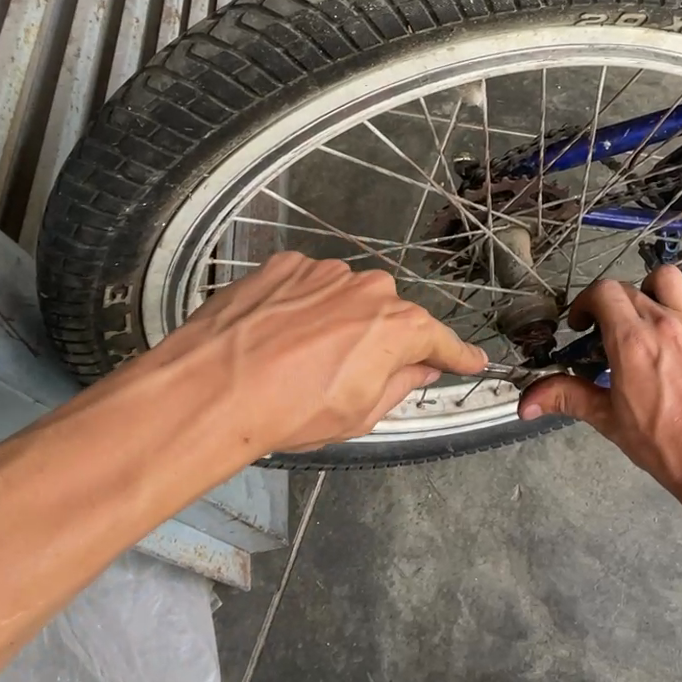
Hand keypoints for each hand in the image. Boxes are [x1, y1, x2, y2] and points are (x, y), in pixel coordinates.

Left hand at [146, 252, 486, 453]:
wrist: (208, 391)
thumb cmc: (291, 413)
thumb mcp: (358, 416)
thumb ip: (400, 385)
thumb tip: (420, 368)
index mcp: (399, 327)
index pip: (440, 341)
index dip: (458, 355)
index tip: (473, 362)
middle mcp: (371, 288)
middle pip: (388, 314)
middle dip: (380, 339)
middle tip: (351, 371)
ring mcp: (326, 271)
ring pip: (345, 296)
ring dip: (336, 319)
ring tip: (300, 354)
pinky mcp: (285, 264)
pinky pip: (307, 285)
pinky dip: (300, 305)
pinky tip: (276, 332)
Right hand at [518, 266, 681, 497]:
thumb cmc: (664, 445)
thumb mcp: (609, 420)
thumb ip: (567, 398)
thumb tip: (527, 402)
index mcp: (632, 340)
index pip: (604, 291)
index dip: (585, 302)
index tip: (581, 325)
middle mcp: (664, 323)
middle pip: (629, 288)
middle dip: (609, 305)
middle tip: (602, 335)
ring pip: (666, 282)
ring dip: (646, 292)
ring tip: (638, 324)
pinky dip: (671, 315)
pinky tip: (666, 350)